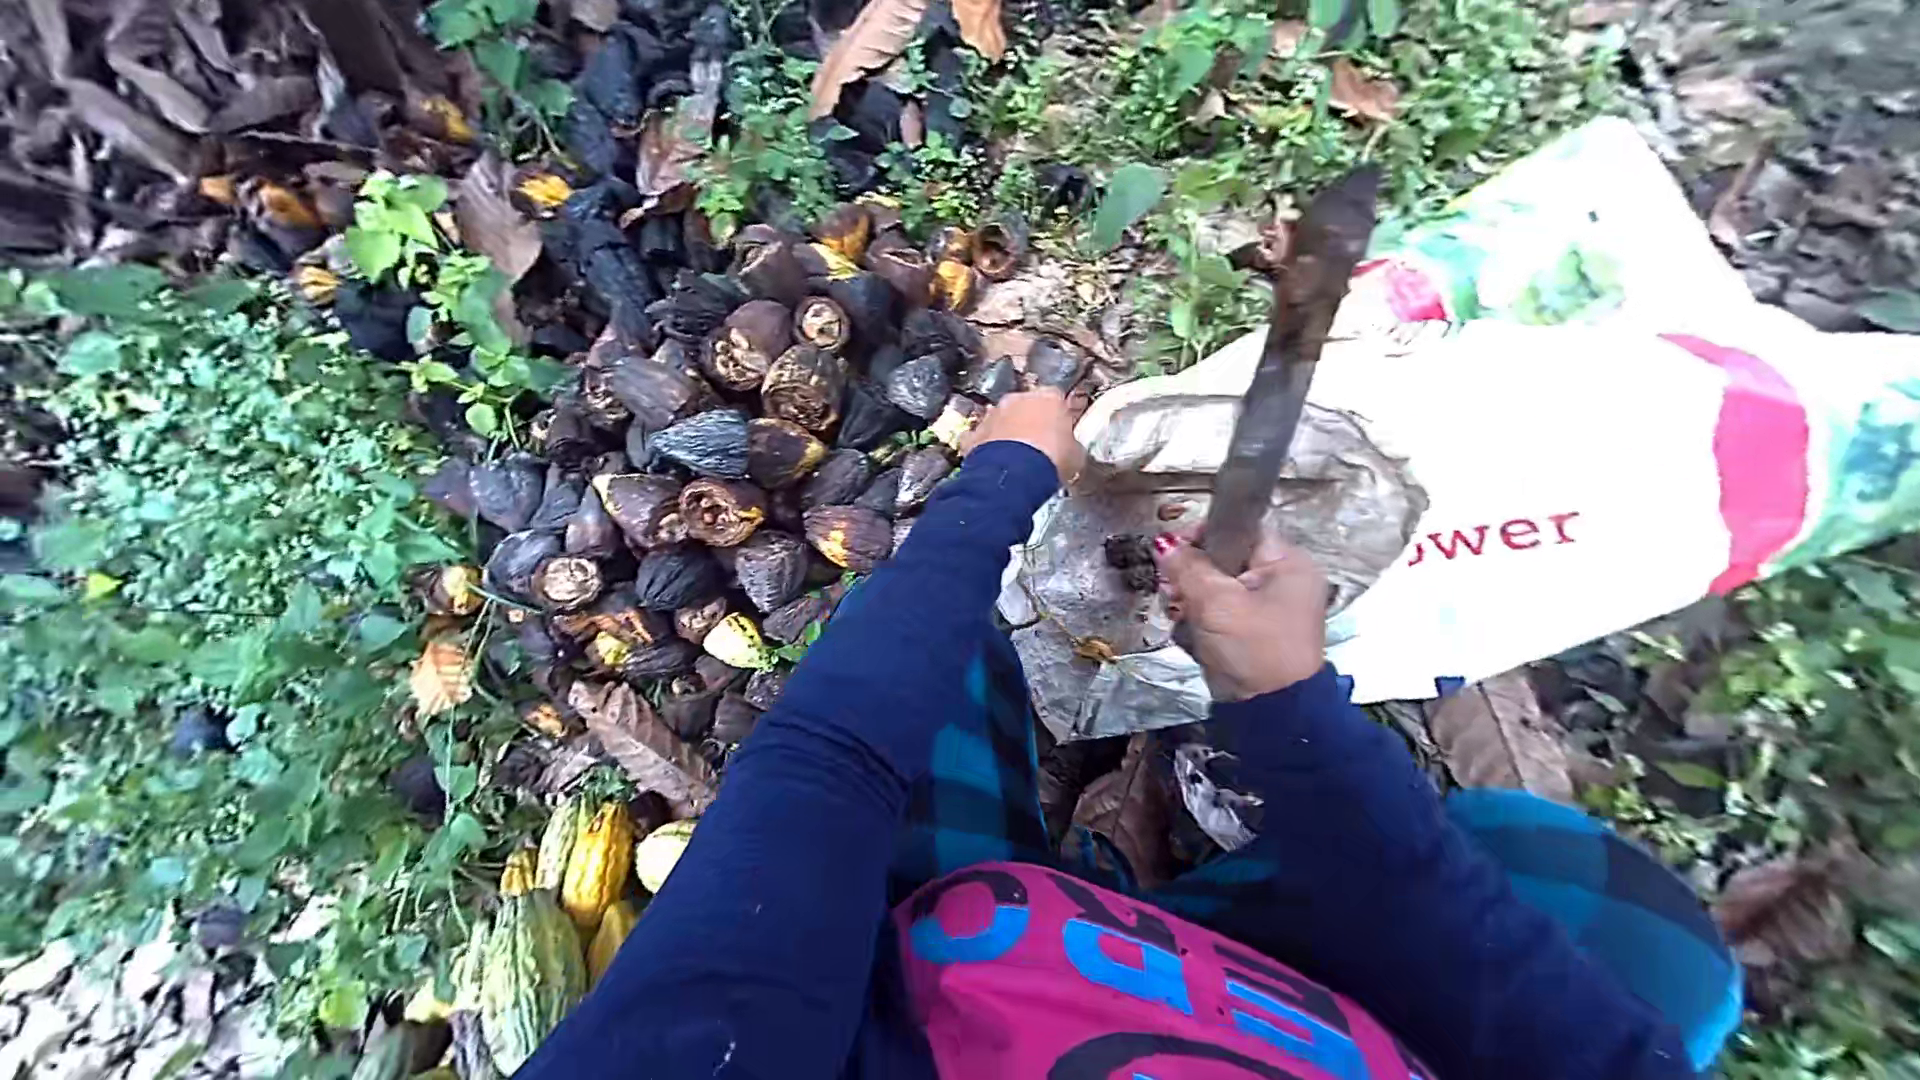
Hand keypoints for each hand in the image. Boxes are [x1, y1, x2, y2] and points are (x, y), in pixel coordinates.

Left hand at [964, 388, 1082, 482]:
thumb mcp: (1076, 454)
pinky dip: (984, 448)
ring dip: (1007, 433)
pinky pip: (979, 438)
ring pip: (1001, 420)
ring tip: (1015, 458)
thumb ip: (1072, 445)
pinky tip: (991, 463)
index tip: (1060, 431)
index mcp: (1049, 398)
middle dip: (1030, 422)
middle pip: (1026, 406)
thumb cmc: (1050, 459)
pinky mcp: (974, 434)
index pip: (1057, 399)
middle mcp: (1018, 399)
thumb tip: (1072, 451)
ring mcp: (993, 415)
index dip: (1059, 416)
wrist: (1015, 475)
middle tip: (1038, 446)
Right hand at [1155, 531, 1327, 700]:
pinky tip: (1188, 623)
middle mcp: (1282, 579)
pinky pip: (1219, 607)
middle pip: (1224, 557)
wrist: (1270, 709)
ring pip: (1217, 583)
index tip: (1172, 551)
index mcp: (1288, 563)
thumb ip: (1187, 567)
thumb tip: (1163, 543)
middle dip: (1192, 571)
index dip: (1202, 535)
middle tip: (1172, 587)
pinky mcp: (1251, 626)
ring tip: (1178, 608)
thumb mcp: (1215, 601)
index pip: (1238, 529)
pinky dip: (1201, 613)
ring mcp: (1267, 605)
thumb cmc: (1252, 646)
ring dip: (1192, 595)